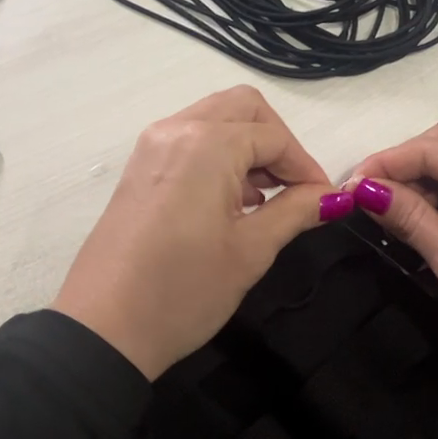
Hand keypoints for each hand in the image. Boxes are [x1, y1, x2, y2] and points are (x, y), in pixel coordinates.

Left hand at [53, 87, 347, 380]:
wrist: (104, 329)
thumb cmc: (183, 290)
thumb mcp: (250, 251)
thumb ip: (295, 212)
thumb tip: (333, 196)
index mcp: (206, 144)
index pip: (274, 136)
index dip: (306, 166)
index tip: (325, 200)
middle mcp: (177, 130)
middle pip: (243, 109)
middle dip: (277, 141)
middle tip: (295, 188)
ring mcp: (152, 146)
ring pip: (215, 119)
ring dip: (248, 146)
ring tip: (266, 199)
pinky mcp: (140, 167)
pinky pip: (190, 140)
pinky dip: (219, 155)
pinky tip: (232, 201)